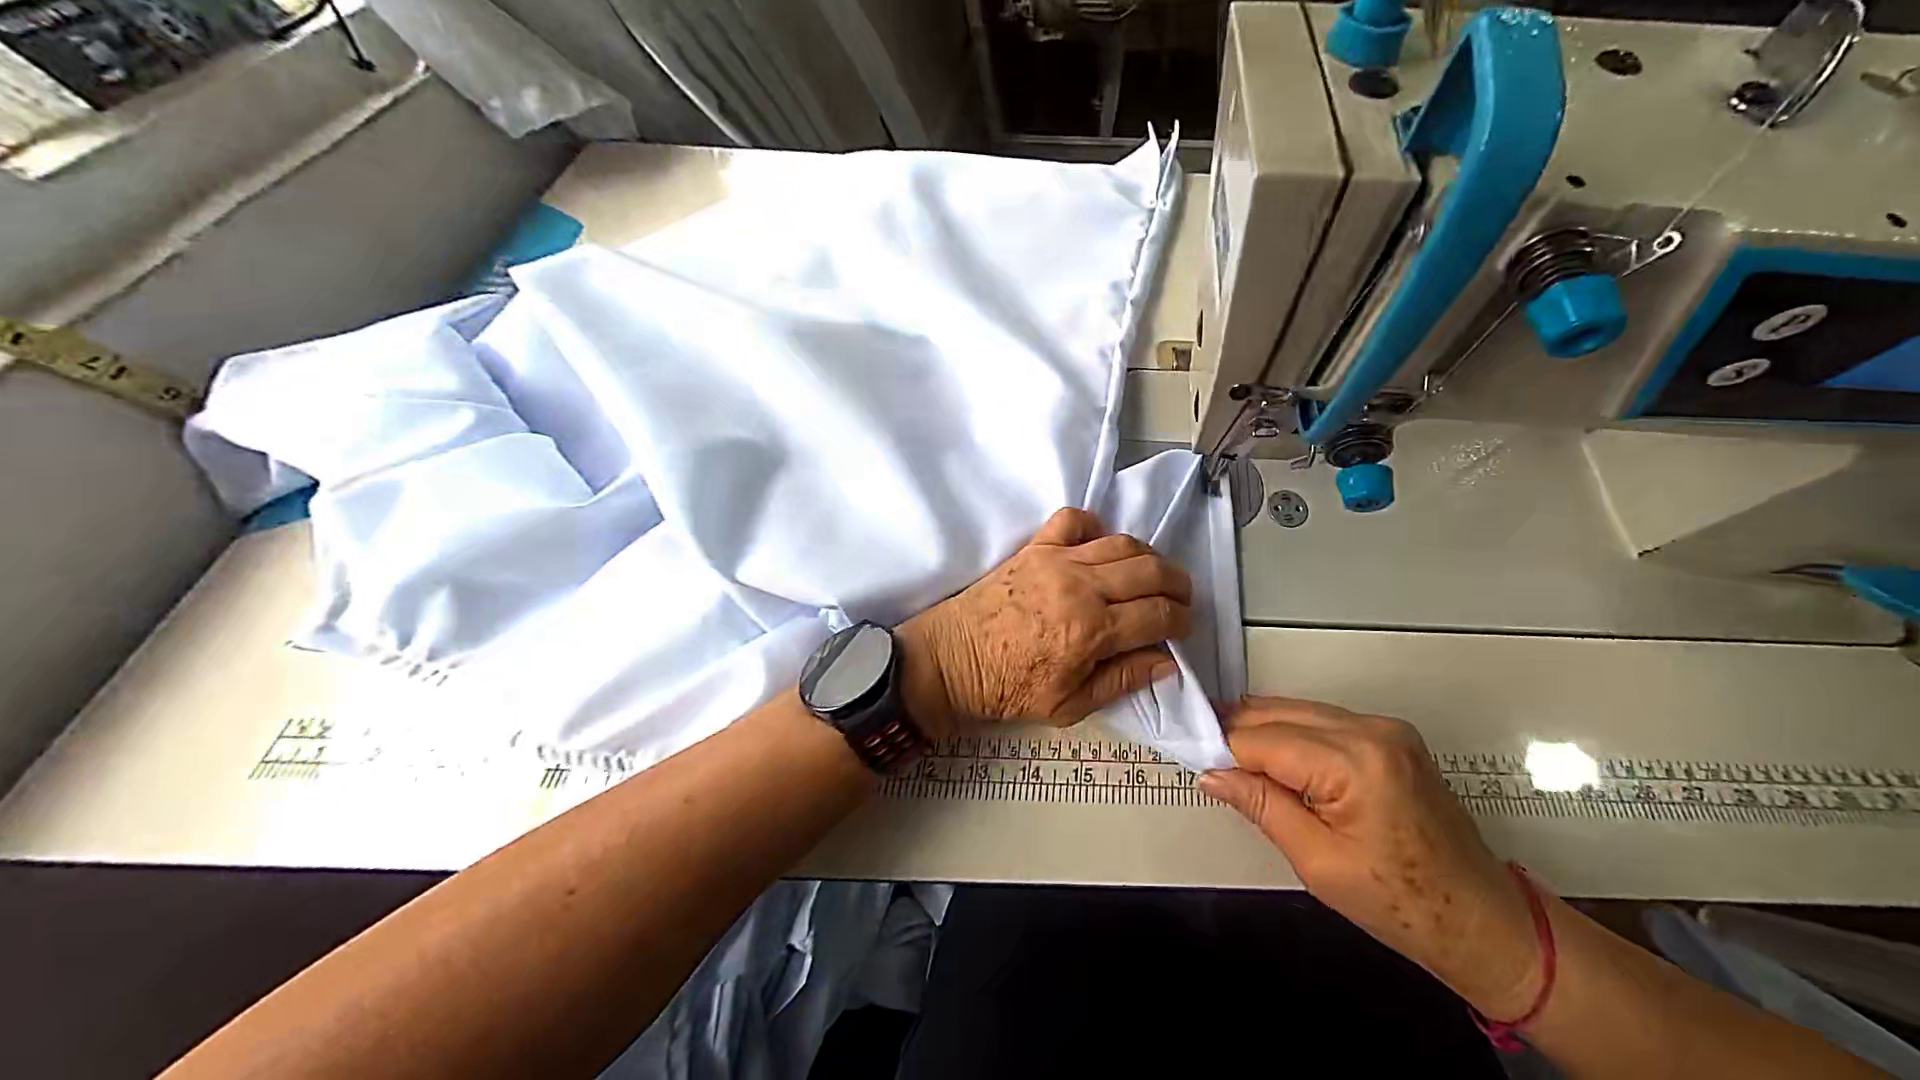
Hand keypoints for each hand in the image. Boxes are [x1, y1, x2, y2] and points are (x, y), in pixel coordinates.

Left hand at [896, 507, 1191, 740]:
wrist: (951, 660)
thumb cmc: (1006, 688)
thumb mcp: (1068, 706)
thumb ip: (1122, 681)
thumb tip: (1166, 662)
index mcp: (1092, 631)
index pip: (1160, 614)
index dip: (1182, 621)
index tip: (1182, 628)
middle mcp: (1081, 587)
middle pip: (1151, 571)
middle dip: (1178, 585)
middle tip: (1179, 600)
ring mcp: (1056, 561)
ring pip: (1122, 543)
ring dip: (1147, 557)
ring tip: (1149, 576)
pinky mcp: (1034, 548)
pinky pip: (1072, 520)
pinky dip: (1093, 526)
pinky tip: (1098, 547)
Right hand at [1198, 696, 1542, 1019]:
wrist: (1483, 920)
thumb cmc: (1404, 903)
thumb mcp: (1317, 861)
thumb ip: (1260, 806)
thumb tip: (1212, 775)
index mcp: (1355, 763)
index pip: (1261, 739)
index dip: (1222, 751)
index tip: (1195, 763)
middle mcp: (1371, 731)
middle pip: (1277, 714)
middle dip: (1237, 734)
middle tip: (1208, 763)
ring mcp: (1384, 729)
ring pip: (1296, 711)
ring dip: (1262, 733)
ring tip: (1238, 766)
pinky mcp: (1389, 736)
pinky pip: (1321, 721)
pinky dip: (1290, 735)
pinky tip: (1276, 762)